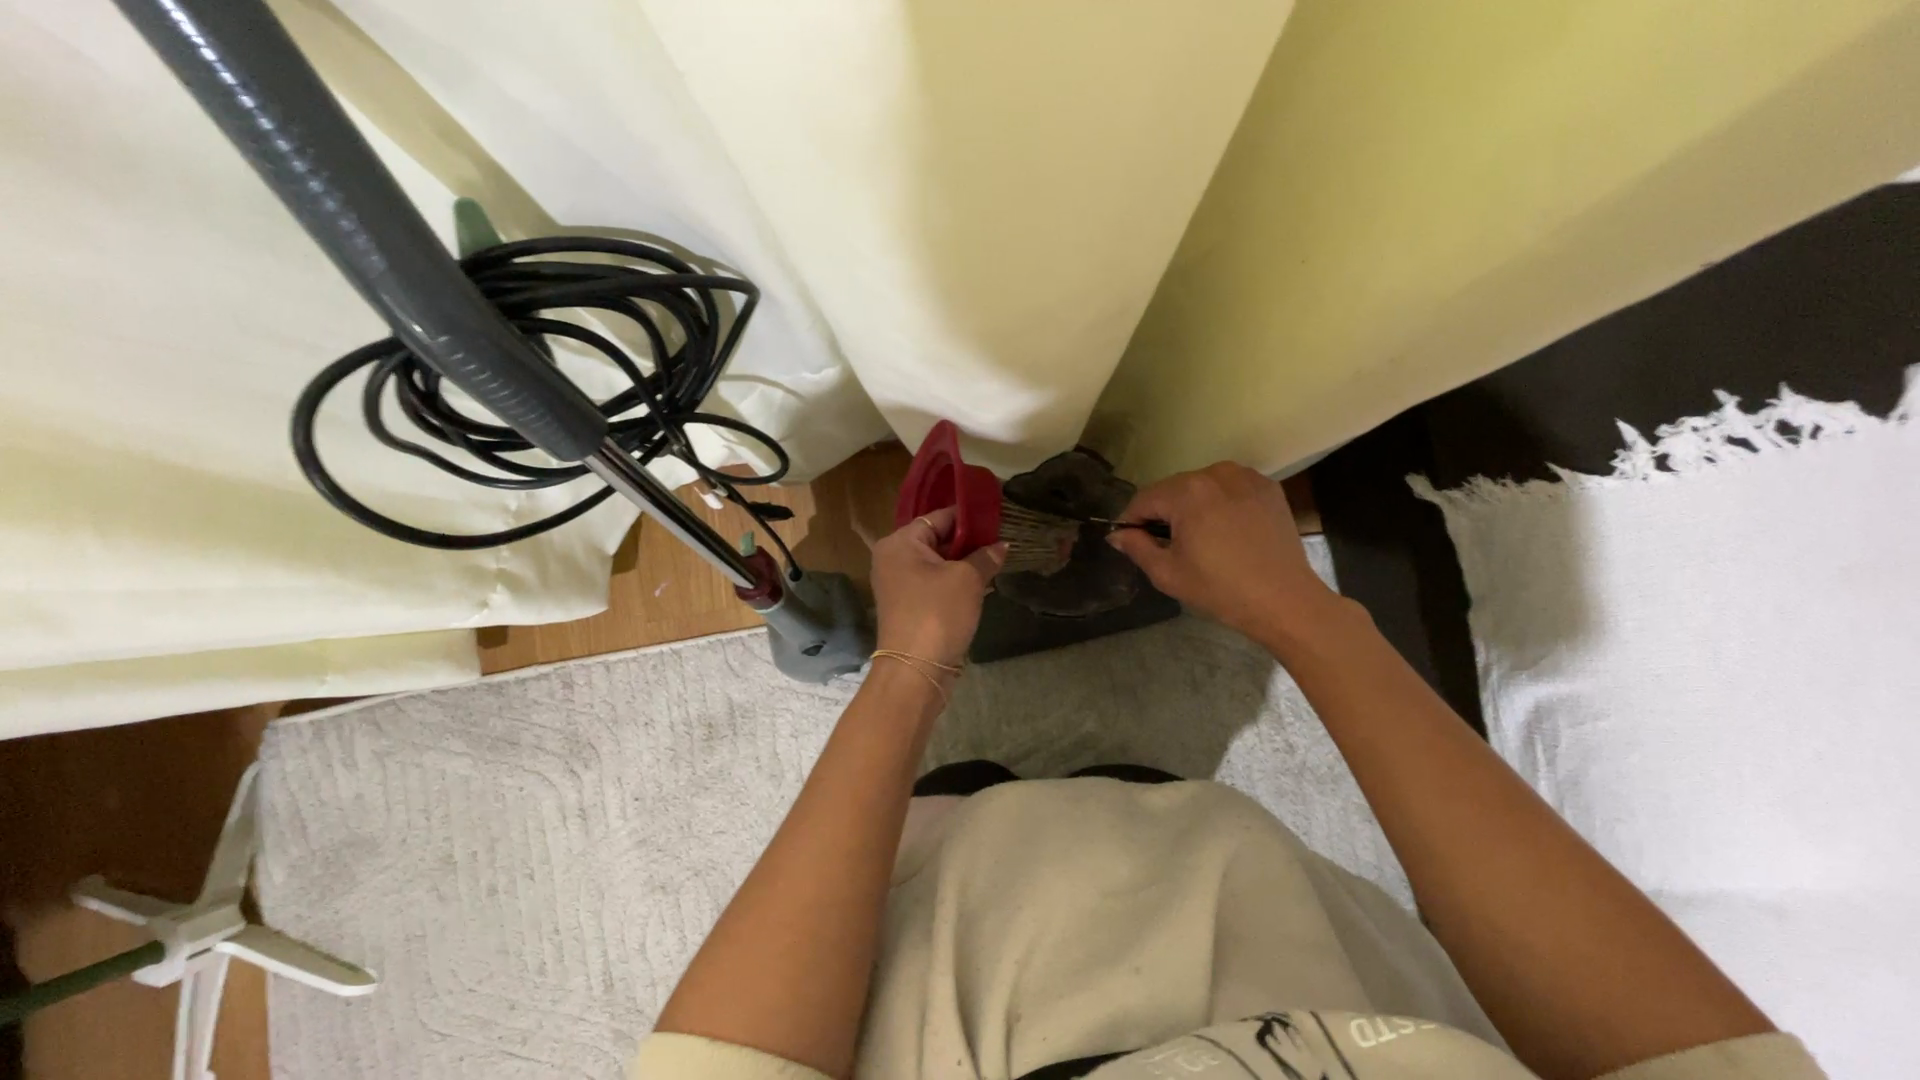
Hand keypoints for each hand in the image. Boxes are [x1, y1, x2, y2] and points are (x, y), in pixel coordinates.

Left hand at [871, 506, 1005, 667]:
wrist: (916, 670)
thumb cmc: (938, 614)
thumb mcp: (967, 579)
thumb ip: (985, 557)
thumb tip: (1001, 546)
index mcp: (899, 543)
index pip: (939, 517)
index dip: (969, 517)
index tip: (998, 518)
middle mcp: (893, 559)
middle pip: (937, 539)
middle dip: (969, 542)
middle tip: (1001, 541)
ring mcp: (900, 585)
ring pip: (938, 564)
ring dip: (965, 564)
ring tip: (997, 561)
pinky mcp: (909, 607)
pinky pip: (936, 585)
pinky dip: (956, 583)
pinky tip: (983, 584)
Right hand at [1107, 462, 1336, 641]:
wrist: (1284, 600)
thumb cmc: (1220, 589)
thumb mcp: (1168, 573)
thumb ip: (1136, 547)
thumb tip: (1117, 534)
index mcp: (1187, 491)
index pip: (1144, 499)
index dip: (1132, 521)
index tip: (1131, 542)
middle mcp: (1215, 472)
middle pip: (1174, 490)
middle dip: (1165, 513)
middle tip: (1168, 546)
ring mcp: (1246, 477)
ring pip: (1202, 487)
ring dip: (1193, 507)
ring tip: (1201, 539)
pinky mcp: (1267, 487)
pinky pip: (1230, 489)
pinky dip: (1222, 504)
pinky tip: (1228, 532)